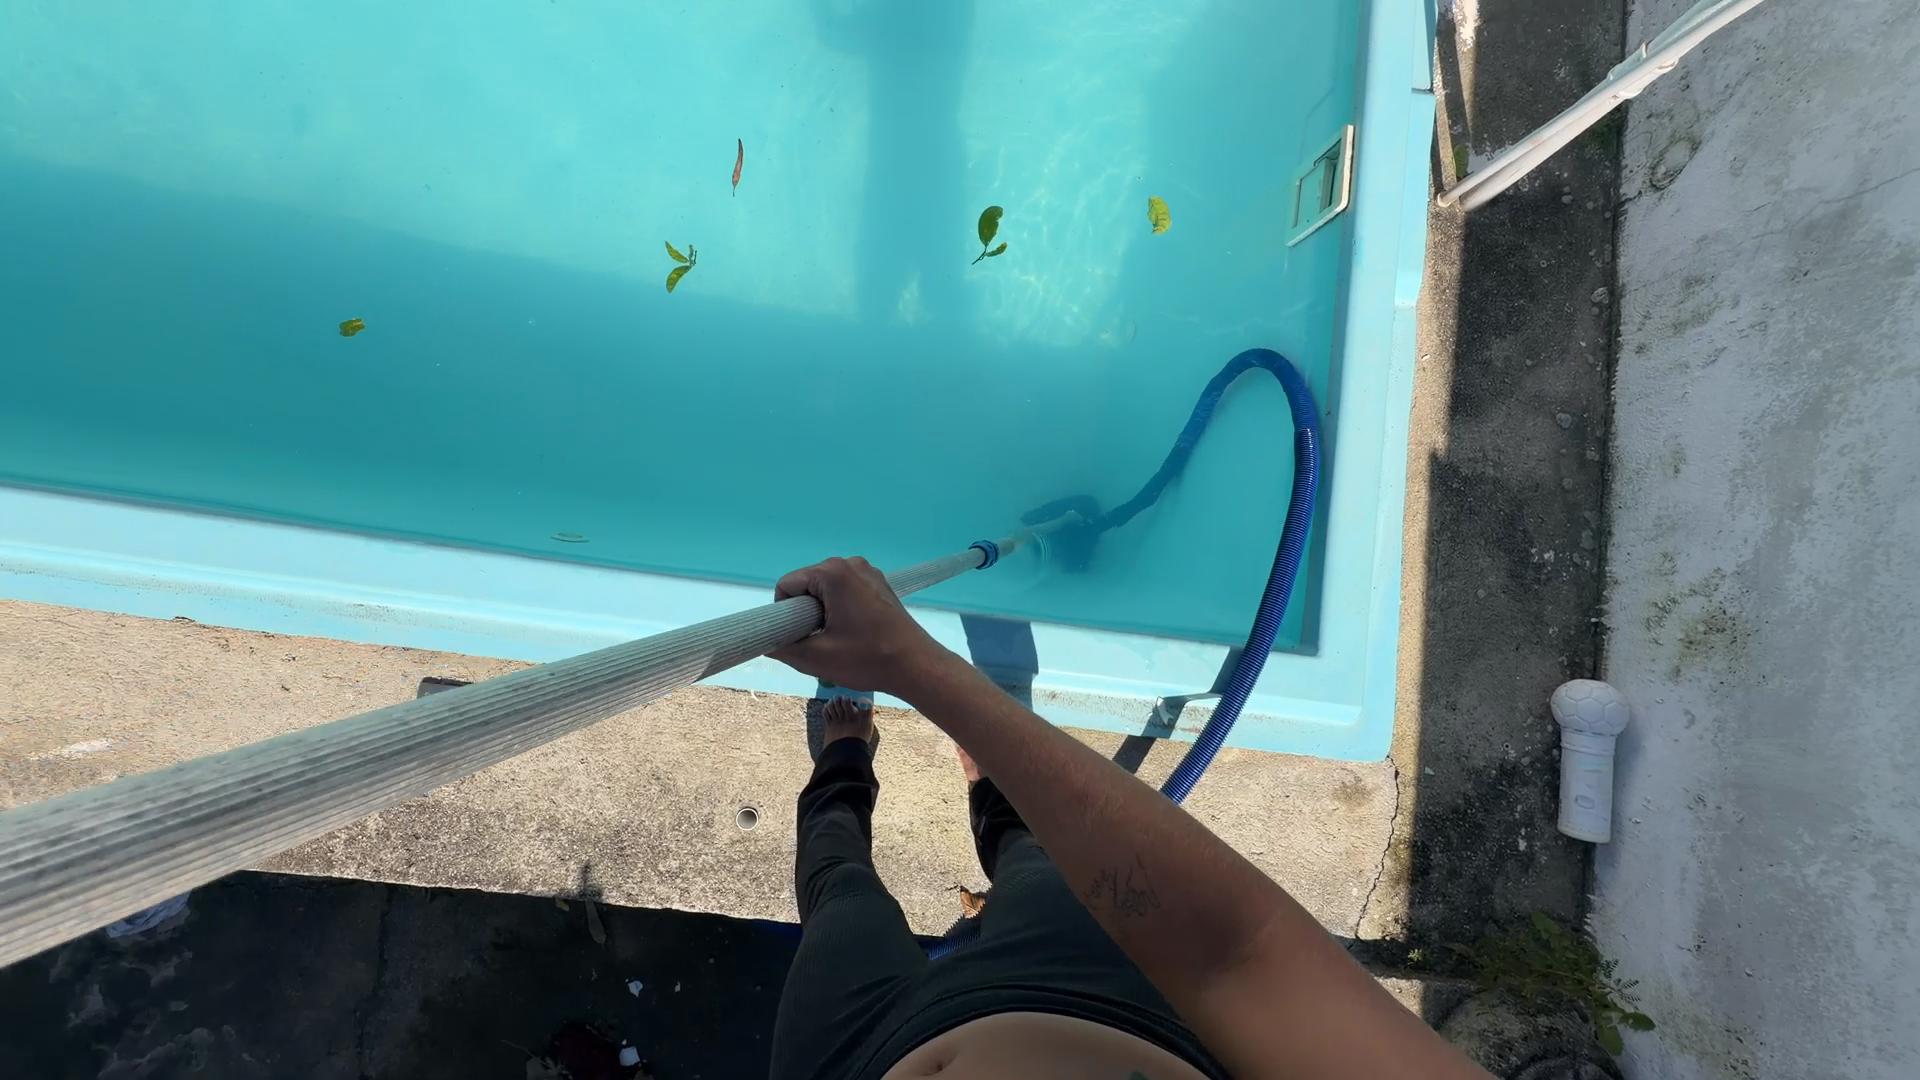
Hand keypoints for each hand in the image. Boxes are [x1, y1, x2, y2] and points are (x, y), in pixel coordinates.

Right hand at [769, 556, 951, 696]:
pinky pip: (845, 591)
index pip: (788, 585)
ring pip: (826, 590)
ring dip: (823, 612)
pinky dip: (841, 609)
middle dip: (805, 612)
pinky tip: (853, 632)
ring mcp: (868, 572)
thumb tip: (765, 643)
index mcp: (833, 572)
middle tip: (820, 640)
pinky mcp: (879, 583)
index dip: (785, 613)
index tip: (798, 636)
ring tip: (838, 639)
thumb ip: (783, 648)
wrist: (916, 665)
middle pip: (807, 585)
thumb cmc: (867, 658)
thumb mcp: (816, 658)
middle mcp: (850, 563)